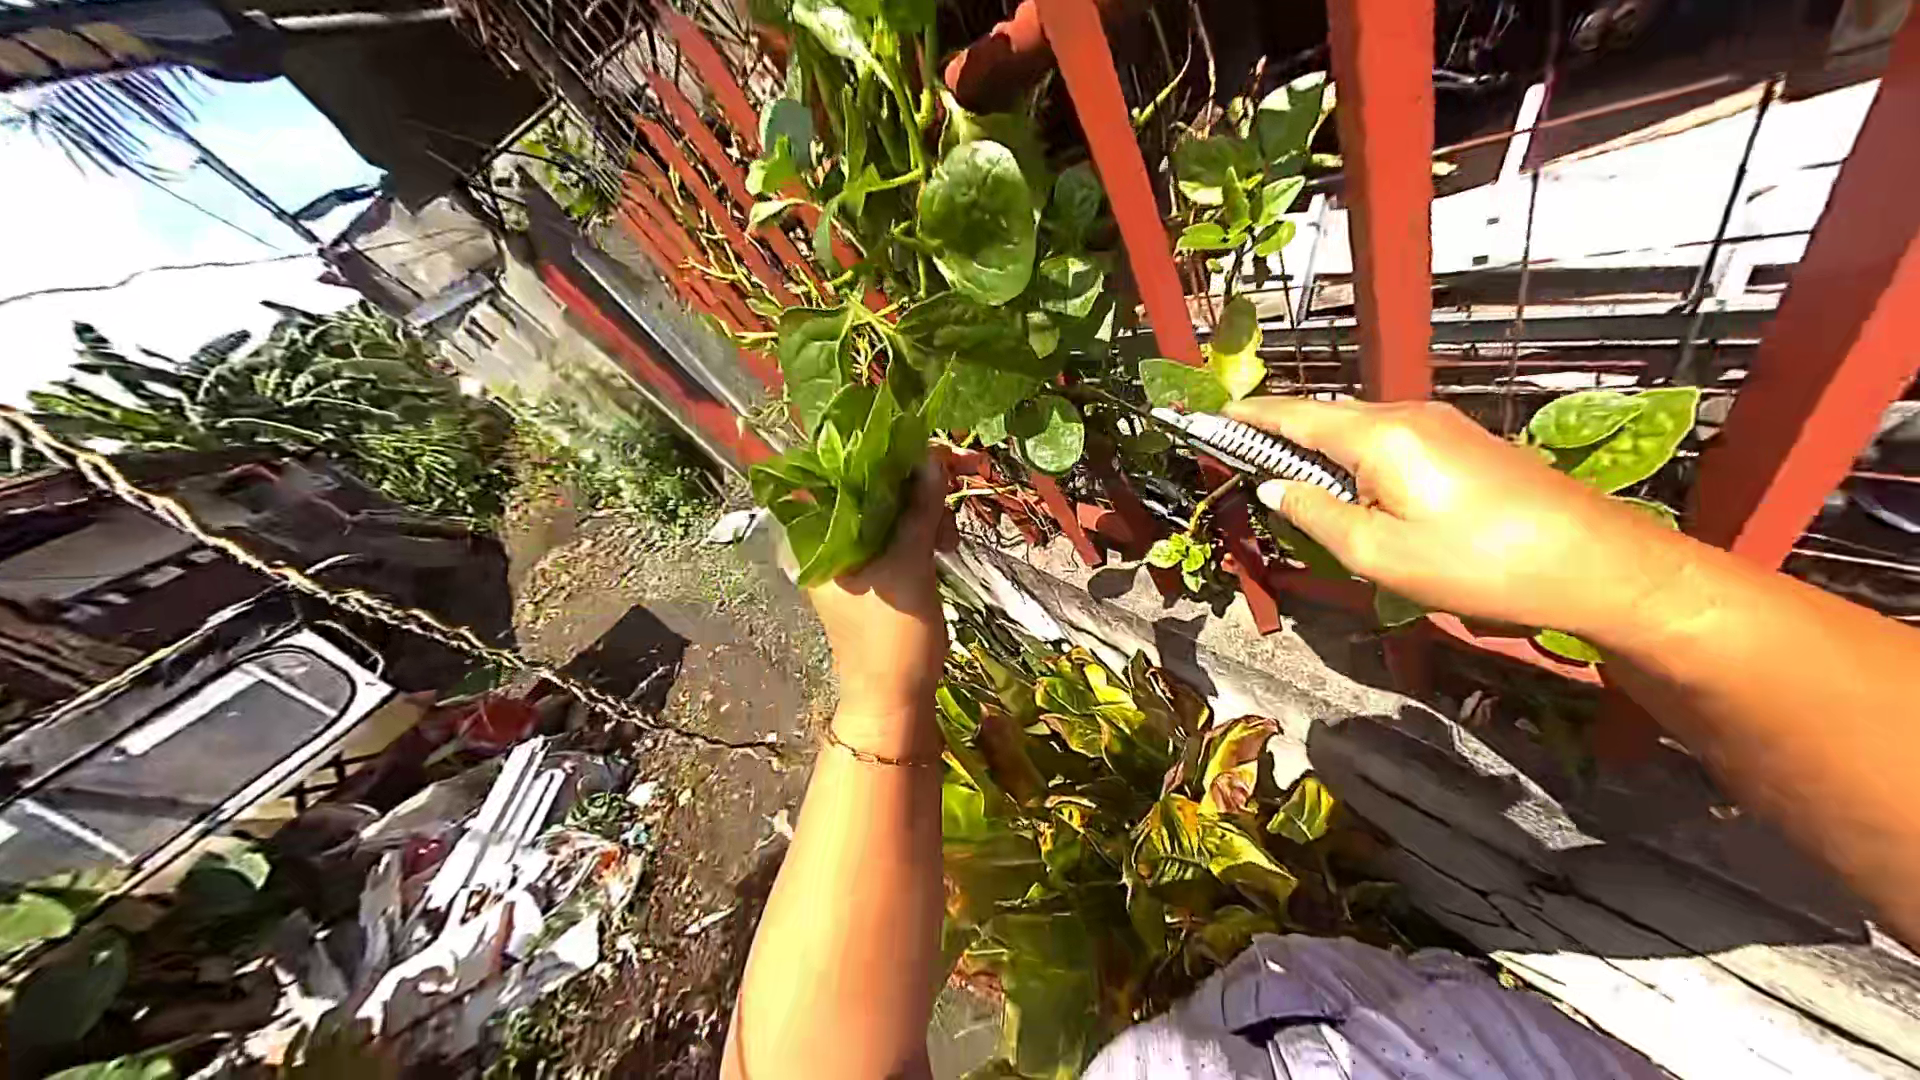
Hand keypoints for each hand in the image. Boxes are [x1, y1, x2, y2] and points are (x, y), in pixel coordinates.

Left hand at [805, 457, 954, 749]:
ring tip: (950, 534)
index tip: (926, 445)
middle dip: (916, 479)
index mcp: (816, 535)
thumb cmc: (892, 636)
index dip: (882, 450)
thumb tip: (934, 458)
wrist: (895, 698)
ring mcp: (851, 553)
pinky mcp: (875, 566)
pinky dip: (923, 529)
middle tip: (960, 474)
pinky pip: (898, 531)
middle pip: (871, 485)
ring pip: (890, 507)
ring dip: (926, 508)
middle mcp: (827, 538)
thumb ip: (919, 510)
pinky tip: (944, 541)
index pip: (840, 469)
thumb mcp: (909, 567)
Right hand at [1224, 397, 1689, 637]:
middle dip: (1276, 428)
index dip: (1248, 415)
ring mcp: (1439, 424)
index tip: (1213, 414)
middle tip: (1240, 448)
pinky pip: (1383, 437)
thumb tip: (1275, 488)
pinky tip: (1345, 481)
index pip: (1294, 416)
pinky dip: (1348, 452)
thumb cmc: (1479, 564)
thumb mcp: (1375, 553)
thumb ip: (1314, 515)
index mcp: (1379, 438)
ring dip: (1313, 443)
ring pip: (1354, 425)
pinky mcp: (1459, 441)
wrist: (1601, 566)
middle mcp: (1407, 416)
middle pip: (1322, 415)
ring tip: (1285, 471)